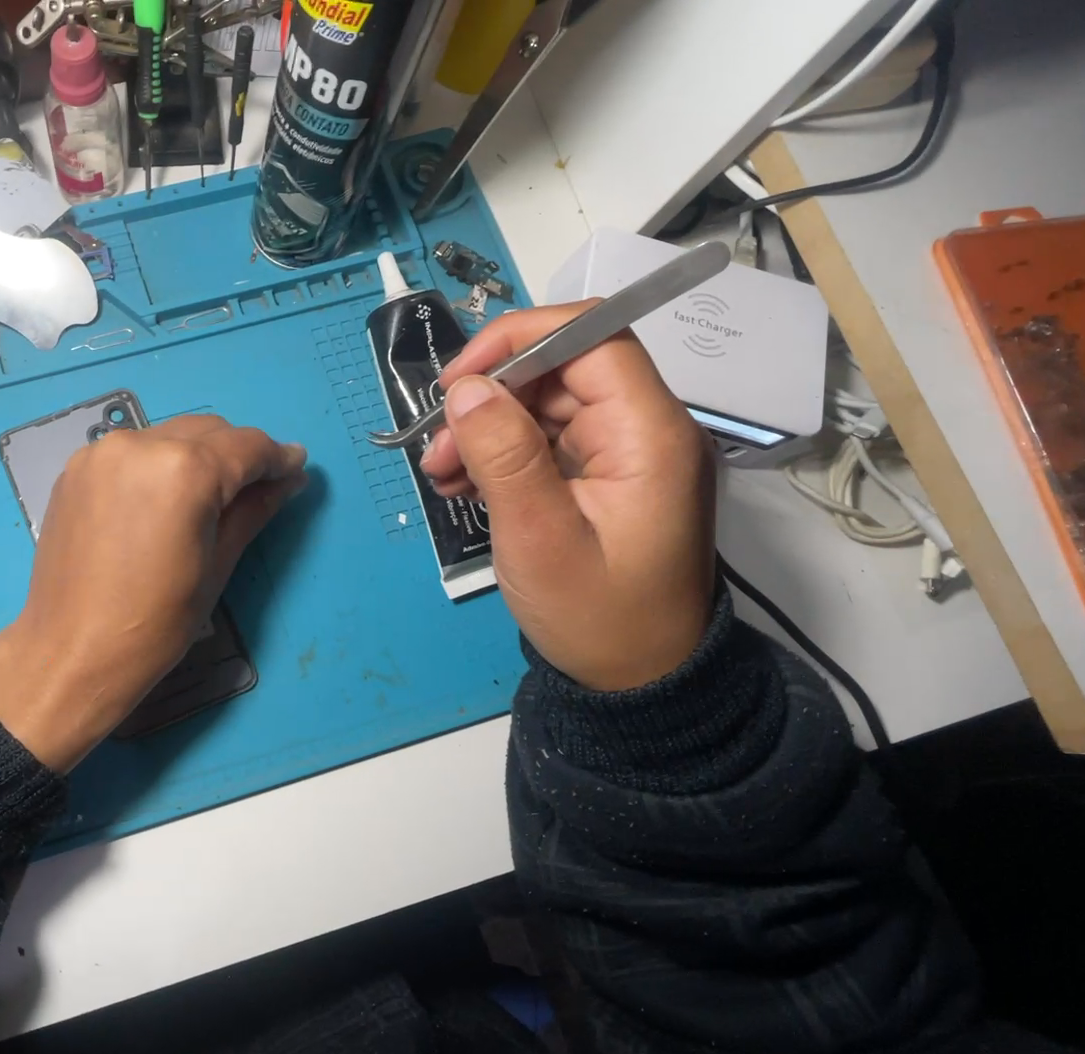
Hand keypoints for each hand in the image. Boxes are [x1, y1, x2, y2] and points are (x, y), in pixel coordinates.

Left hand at [0, 415, 307, 770]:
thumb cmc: (157, 622)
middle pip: (208, 431)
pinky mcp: (76, 468)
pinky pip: (132, 452)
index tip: (295, 469)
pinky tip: (158, 504)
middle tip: (253, 492)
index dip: (278, 458)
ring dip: (195, 457)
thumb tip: (292, 477)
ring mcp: (101, 452)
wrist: (73, 651)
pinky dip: (156, 466)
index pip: (247, 446)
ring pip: (169, 436)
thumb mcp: (218, 564)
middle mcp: (140, 444)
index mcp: (183, 469)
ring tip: (202, 502)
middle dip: (237, 455)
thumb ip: (255, 509)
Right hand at [419, 302, 716, 691]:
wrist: (638, 684)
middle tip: (436, 448)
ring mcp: (623, 455)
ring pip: (545, 406)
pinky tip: (462, 485)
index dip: (520, 341)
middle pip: (562, 371)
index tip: (458, 380)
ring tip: (441, 475)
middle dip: (489, 397)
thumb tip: (464, 388)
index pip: (592, 338)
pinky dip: (499, 454)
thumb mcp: (538, 537)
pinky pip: (545, 443)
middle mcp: (644, 430)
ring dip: (485, 429)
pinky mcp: (603, 479)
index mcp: (648, 434)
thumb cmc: (595, 617)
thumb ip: (504, 455)